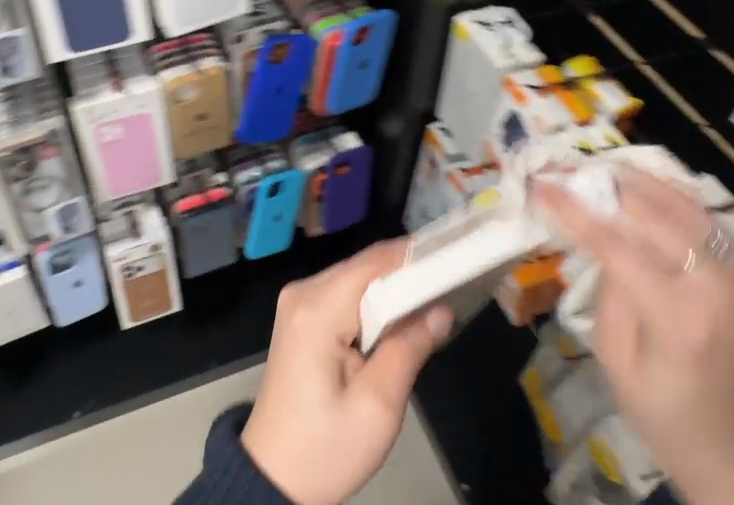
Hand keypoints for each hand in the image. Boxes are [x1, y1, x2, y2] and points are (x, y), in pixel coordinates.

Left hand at [241, 240, 453, 504]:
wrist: (275, 476)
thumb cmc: (326, 448)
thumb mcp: (378, 406)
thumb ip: (409, 349)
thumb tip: (441, 308)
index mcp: (316, 310)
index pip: (373, 263)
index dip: (416, 257)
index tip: (458, 257)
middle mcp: (302, 294)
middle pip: (364, 266)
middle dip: (410, 272)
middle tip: (456, 282)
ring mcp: (298, 304)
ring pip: (357, 278)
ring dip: (395, 288)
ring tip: (440, 298)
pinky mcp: (302, 318)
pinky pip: (345, 294)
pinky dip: (376, 302)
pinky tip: (404, 318)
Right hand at [537, 170, 733, 504]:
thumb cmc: (669, 424)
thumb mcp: (618, 363)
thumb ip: (609, 294)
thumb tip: (599, 241)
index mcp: (678, 316)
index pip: (615, 242)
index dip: (573, 209)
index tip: (540, 185)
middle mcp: (717, 287)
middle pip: (654, 212)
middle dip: (604, 185)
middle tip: (565, 170)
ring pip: (688, 207)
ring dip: (641, 182)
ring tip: (600, 169)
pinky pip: (710, 223)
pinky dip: (675, 199)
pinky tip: (645, 190)